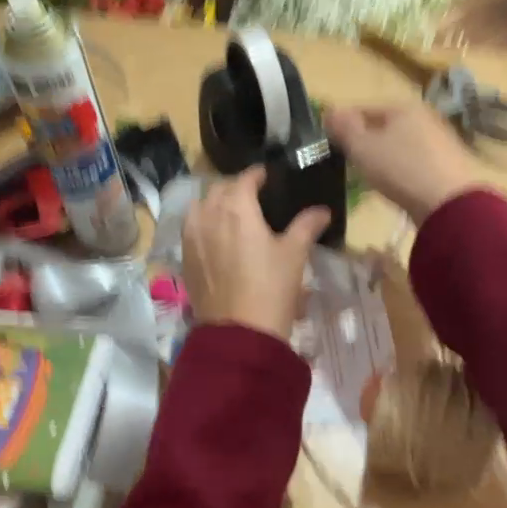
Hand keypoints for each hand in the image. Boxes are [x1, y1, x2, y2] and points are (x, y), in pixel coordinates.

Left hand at [183, 167, 329, 339]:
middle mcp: (208, 215)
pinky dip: (202, 225)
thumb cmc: (271, 289)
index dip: (257, 175)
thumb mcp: (295, 255)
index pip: (245, 178)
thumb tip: (322, 211)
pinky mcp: (185, 259)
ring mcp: (192, 237)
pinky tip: (215, 238)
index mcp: (236, 207)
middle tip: (251, 197)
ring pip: (199, 207)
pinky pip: (191, 230)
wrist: (239, 332)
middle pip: (218, 189)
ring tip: (230, 215)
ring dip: (213, 204)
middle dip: (234, 188)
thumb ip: (306, 226)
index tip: (267, 177)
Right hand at [326, 102, 477, 222]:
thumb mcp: (364, 148)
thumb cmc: (401, 170)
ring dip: (383, 157)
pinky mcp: (448, 166)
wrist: (450, 203)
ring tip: (368, 177)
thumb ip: (345, 129)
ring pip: (400, 145)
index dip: (344, 123)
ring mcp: (439, 141)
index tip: (328, 141)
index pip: (364, 109)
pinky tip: (394, 187)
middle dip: (365, 141)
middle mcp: (424, 117)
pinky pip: (414, 163)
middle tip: (347, 161)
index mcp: (403, 107)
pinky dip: (401, 171)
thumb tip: (330, 111)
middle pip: (385, 127)